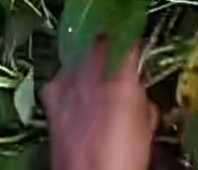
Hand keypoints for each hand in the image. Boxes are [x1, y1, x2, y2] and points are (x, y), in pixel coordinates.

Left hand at [44, 40, 156, 169]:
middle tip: (117, 52)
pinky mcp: (53, 99)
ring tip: (94, 66)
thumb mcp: (145, 128)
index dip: (132, 40)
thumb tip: (139, 87)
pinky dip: (66, 77)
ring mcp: (70, 83)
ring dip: (88, 56)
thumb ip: (142, 99)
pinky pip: (59, 76)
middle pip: (100, 40)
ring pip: (79, 53)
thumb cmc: (125, 159)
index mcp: (121, 78)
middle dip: (109, 42)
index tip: (136, 45)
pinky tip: (72, 87)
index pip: (128, 42)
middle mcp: (93, 73)